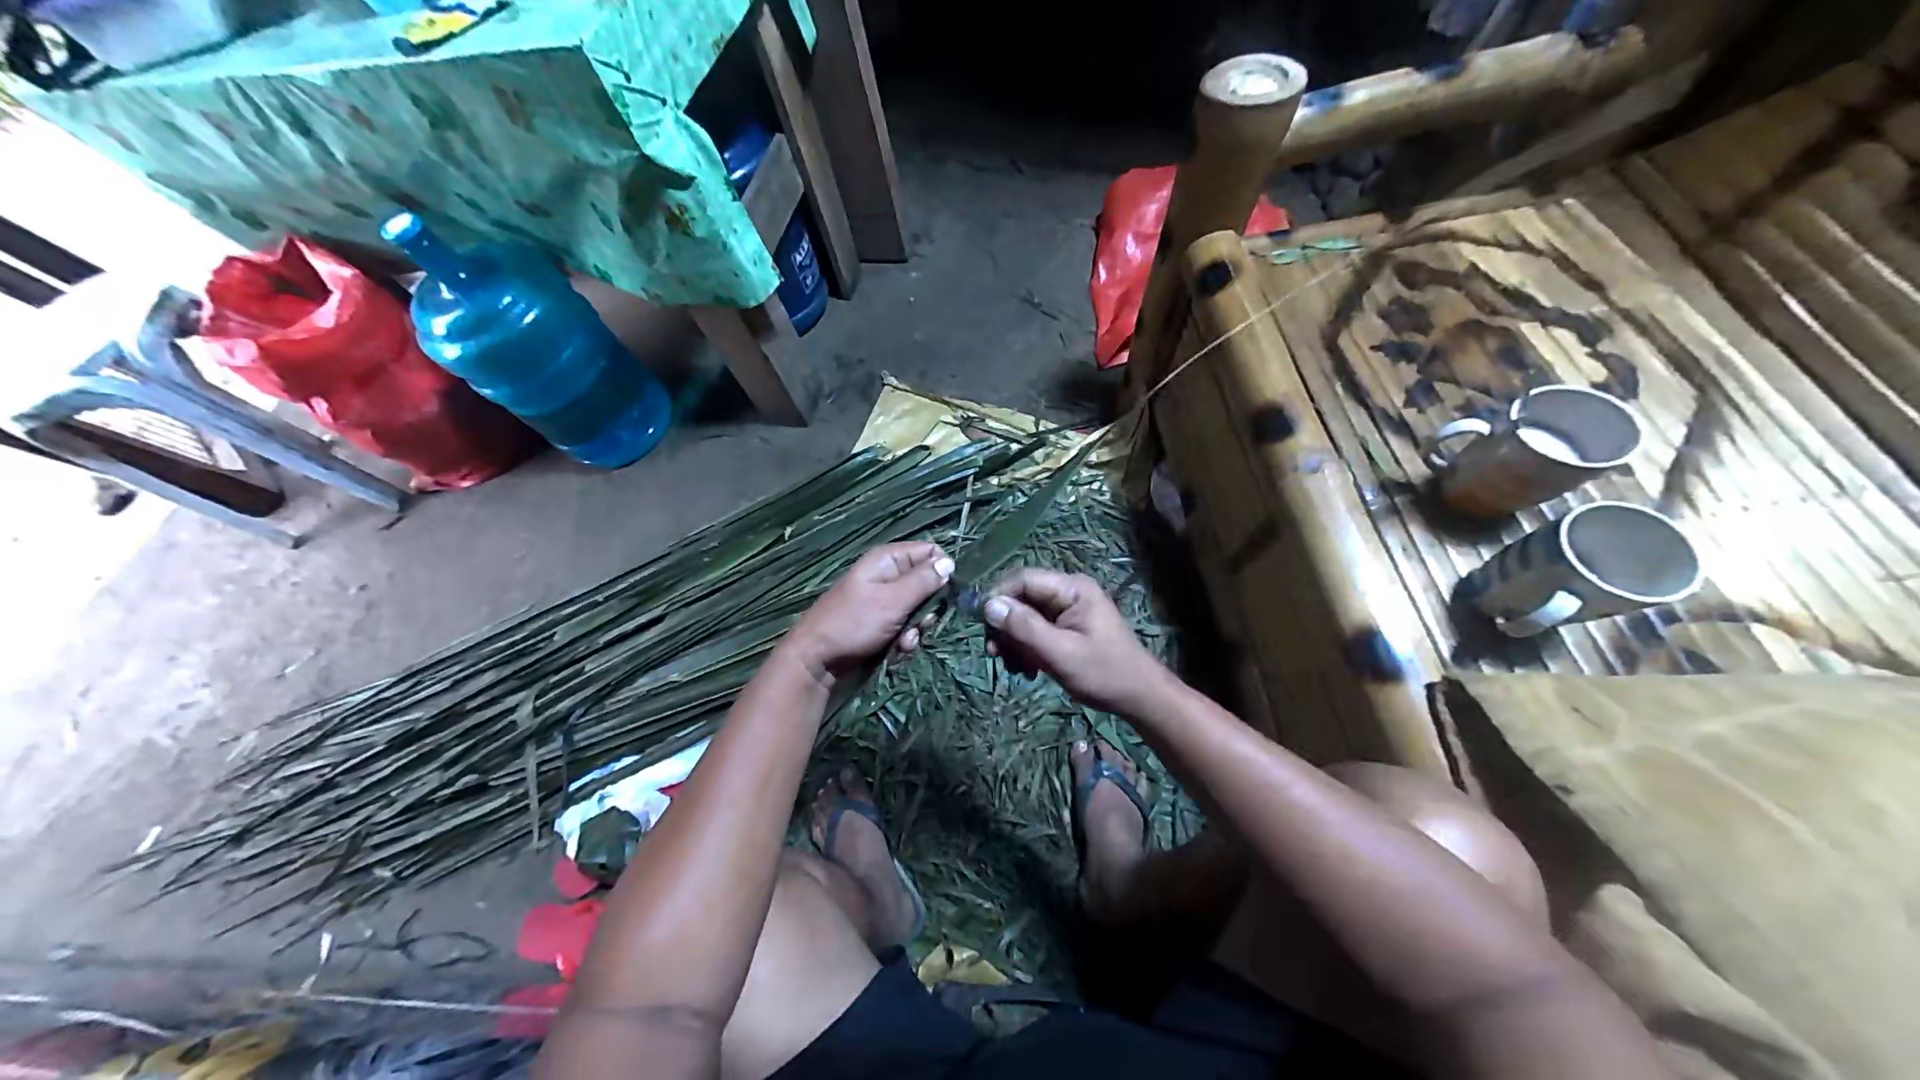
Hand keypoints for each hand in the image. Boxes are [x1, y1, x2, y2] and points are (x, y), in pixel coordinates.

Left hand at [782, 542, 953, 687]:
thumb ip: (923, 581)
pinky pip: (906, 627)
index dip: (942, 571)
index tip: (947, 592)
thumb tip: (950, 562)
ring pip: (920, 610)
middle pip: (928, 584)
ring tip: (904, 643)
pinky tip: (897, 651)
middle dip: (929, 608)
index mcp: (887, 560)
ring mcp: (885, 601)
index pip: (930, 552)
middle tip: (922, 624)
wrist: (817, 659)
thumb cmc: (854, 623)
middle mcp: (888, 576)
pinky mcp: (883, 623)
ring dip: (917, 629)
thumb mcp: (893, 601)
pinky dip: (905, 640)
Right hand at [982, 567, 1168, 714]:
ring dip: (1014, 641)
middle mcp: (1068, 593)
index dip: (999, 598)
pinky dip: (1026, 649)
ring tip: (1014, 667)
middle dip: (1006, 626)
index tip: (984, 626)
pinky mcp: (1066, 629)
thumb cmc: (1103, 672)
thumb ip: (1024, 627)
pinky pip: (1036, 631)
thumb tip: (988, 606)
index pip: (1023, 579)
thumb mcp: (1059, 652)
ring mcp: (1068, 611)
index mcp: (1072, 588)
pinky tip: (1027, 670)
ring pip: (1025, 617)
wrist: (1138, 697)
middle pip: (1022, 598)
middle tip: (996, 654)